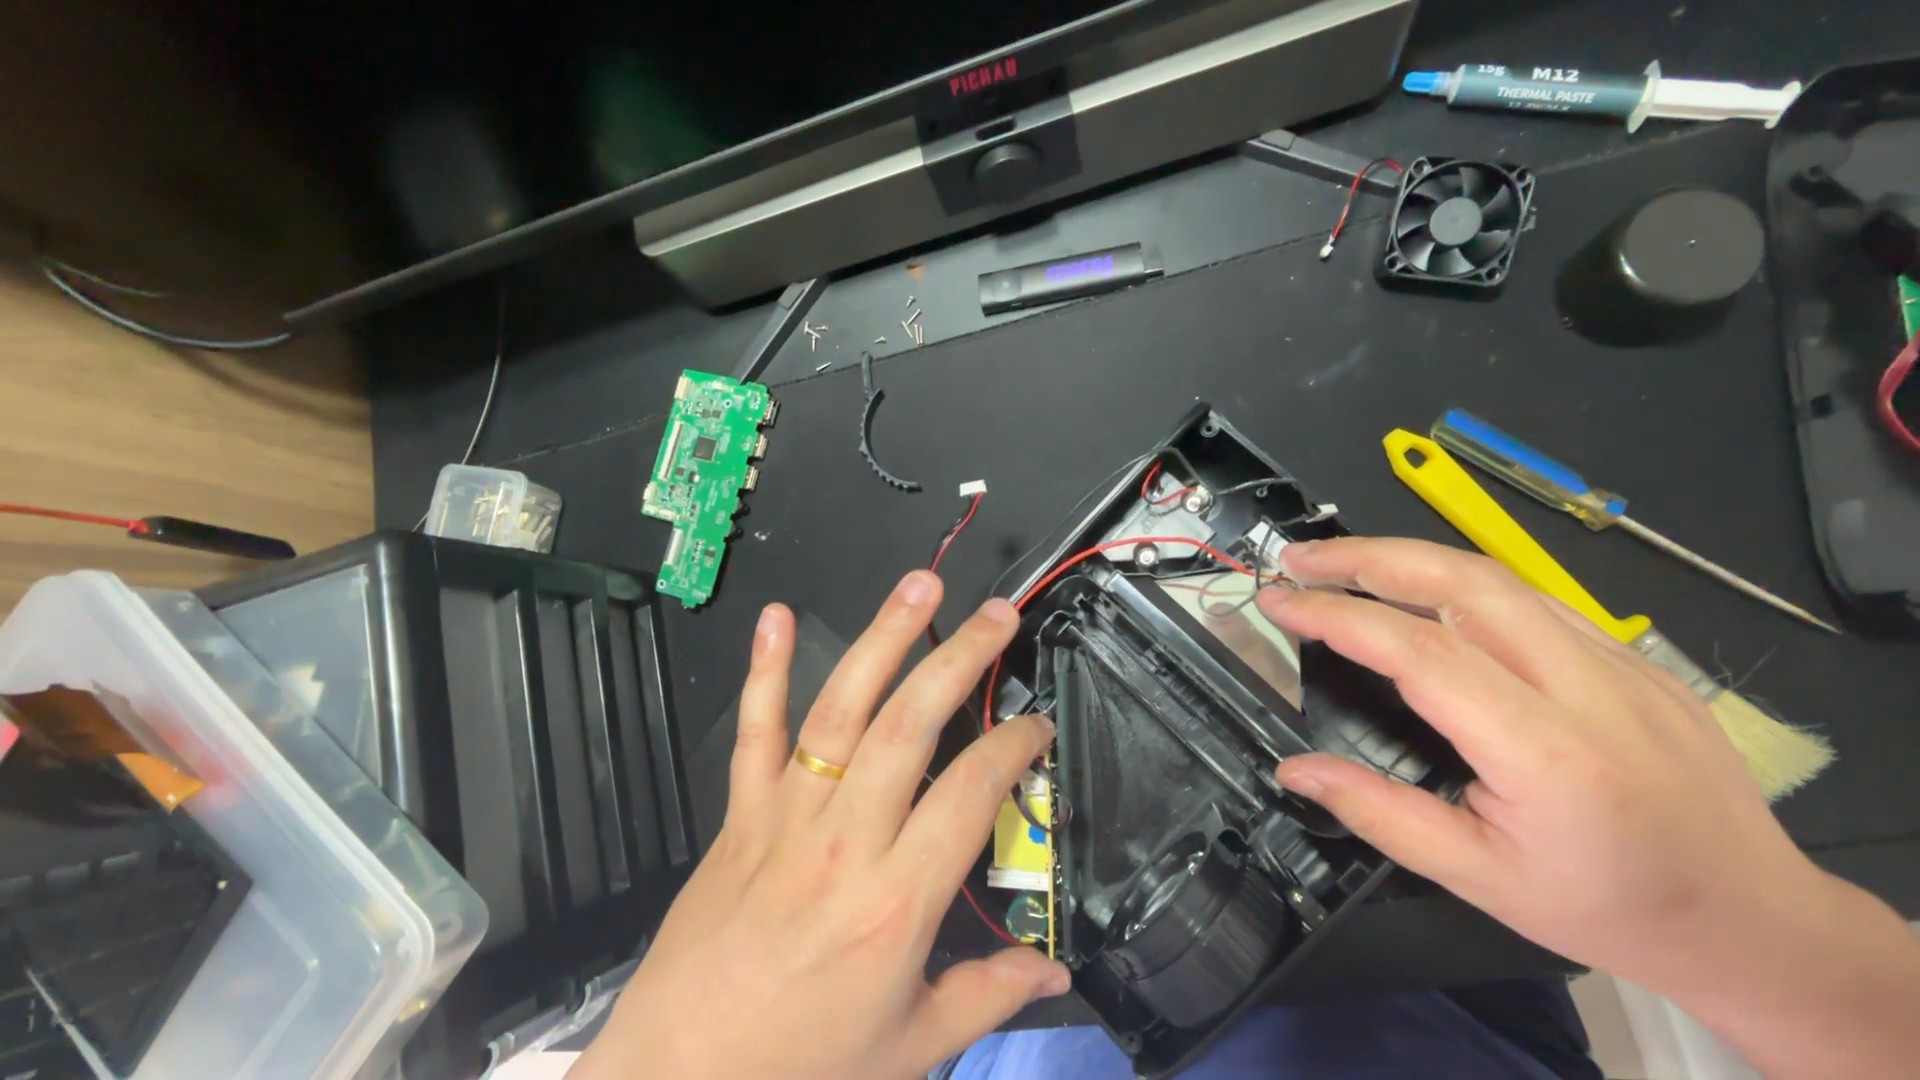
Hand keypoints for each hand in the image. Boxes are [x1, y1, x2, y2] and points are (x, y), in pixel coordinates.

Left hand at [571, 572, 1066, 1079]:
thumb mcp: (910, 1048)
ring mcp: (786, 817)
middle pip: (910, 726)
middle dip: (960, 659)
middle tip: (998, 612)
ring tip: (920, 587)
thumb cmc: (803, 1066)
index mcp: (898, 900)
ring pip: (840, 710)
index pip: (972, 793)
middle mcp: (846, 841)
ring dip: (883, 640)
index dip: (1015, 747)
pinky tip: (776, 617)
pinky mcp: (739, 814)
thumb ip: (988, 996)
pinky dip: (765, 671)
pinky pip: (755, 733)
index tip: (1037, 726)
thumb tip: (1056, 973)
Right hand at [1254, 537, 1820, 992]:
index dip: (1339, 616)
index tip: (1280, 602)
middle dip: (1367, 557)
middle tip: (1298, 558)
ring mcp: (1623, 662)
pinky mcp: (1637, 656)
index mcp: (1547, 753)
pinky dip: (1460, 584)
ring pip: (1500, 578)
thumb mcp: (1479, 878)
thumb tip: (1295, 769)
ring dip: (1408, 559)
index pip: (1422, 653)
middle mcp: (1589, 688)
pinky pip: (1536, 599)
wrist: (1753, 918)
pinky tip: (1423, 596)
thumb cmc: (1606, 908)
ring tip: (1343, 563)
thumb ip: (1379, 814)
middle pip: (1464, 584)